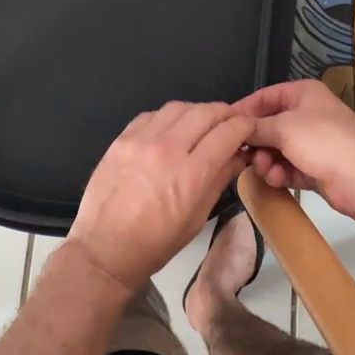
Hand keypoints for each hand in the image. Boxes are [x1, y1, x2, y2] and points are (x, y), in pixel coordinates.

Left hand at [68, 102, 251, 292]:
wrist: (105, 248)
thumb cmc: (156, 243)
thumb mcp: (197, 218)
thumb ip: (219, 179)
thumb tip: (238, 155)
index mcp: (191, 174)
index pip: (227, 133)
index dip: (244, 126)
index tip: (249, 127)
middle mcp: (168, 148)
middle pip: (205, 112)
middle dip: (225, 113)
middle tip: (231, 121)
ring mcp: (142, 139)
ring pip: (178, 107)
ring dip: (197, 111)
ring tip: (202, 123)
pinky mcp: (122, 138)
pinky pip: (152, 115)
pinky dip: (168, 117)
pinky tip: (171, 129)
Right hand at [236, 79, 354, 222]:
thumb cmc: (323, 141)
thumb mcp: (284, 128)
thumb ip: (256, 127)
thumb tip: (235, 128)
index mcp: (303, 94)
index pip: (265, 97)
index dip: (245, 110)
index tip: (225, 126)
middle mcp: (308, 114)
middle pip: (271, 125)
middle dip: (257, 141)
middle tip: (243, 155)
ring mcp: (314, 143)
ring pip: (278, 149)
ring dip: (267, 160)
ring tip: (265, 169)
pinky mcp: (317, 168)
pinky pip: (289, 167)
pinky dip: (281, 172)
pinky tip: (277, 179)